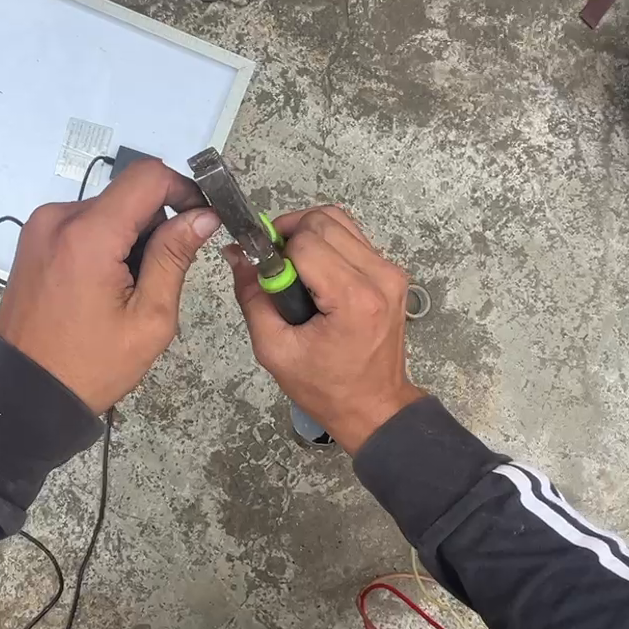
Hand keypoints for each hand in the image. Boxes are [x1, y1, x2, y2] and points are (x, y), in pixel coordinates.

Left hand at [0, 159, 221, 412]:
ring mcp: (41, 227)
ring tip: (129, 289)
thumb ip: (174, 257)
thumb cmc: (92, 365)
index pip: (148, 175)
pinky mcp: (34, 239)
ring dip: (131, 237)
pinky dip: (106, 243)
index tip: (199, 220)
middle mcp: (59, 217)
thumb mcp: (148, 319)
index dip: (182, 189)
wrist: (23, 393)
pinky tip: (105, 286)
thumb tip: (203, 215)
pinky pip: (84, 224)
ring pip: (108, 210)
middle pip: (128, 195)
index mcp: (88, 234)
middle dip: (156, 225)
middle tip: (161, 277)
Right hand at [225, 206, 423, 452]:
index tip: (263, 272)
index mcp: (353, 298)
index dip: (276, 249)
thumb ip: (251, 296)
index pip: (305, 242)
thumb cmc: (325, 388)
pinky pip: (353, 237)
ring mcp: (391, 272)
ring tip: (292, 267)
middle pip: (322, 221)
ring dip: (308, 235)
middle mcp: (380, 276)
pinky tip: (314, 273)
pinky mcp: (392, 273)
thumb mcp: (274, 349)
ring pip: (339, 220)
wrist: (374, 408)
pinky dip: (327, 244)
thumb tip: (236, 253)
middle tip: (274, 267)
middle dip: (290, 235)